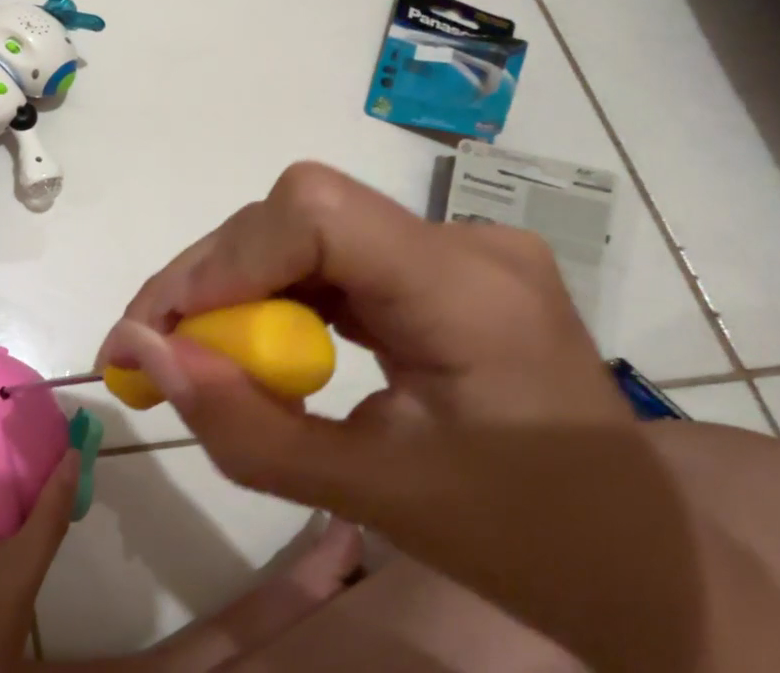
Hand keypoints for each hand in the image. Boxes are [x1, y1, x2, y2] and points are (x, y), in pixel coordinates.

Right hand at [96, 161, 633, 518]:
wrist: (642, 565)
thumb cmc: (522, 540)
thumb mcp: (370, 493)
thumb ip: (243, 424)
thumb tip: (137, 350)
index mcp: (469, 292)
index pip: (317, 214)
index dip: (224, 260)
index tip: (163, 333)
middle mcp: (463, 245)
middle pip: (296, 216)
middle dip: (210, 280)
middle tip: (152, 353)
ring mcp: (453, 252)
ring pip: (298, 230)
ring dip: (230, 287)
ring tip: (192, 354)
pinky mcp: (435, 271)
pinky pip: (324, 259)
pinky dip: (269, 298)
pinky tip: (256, 348)